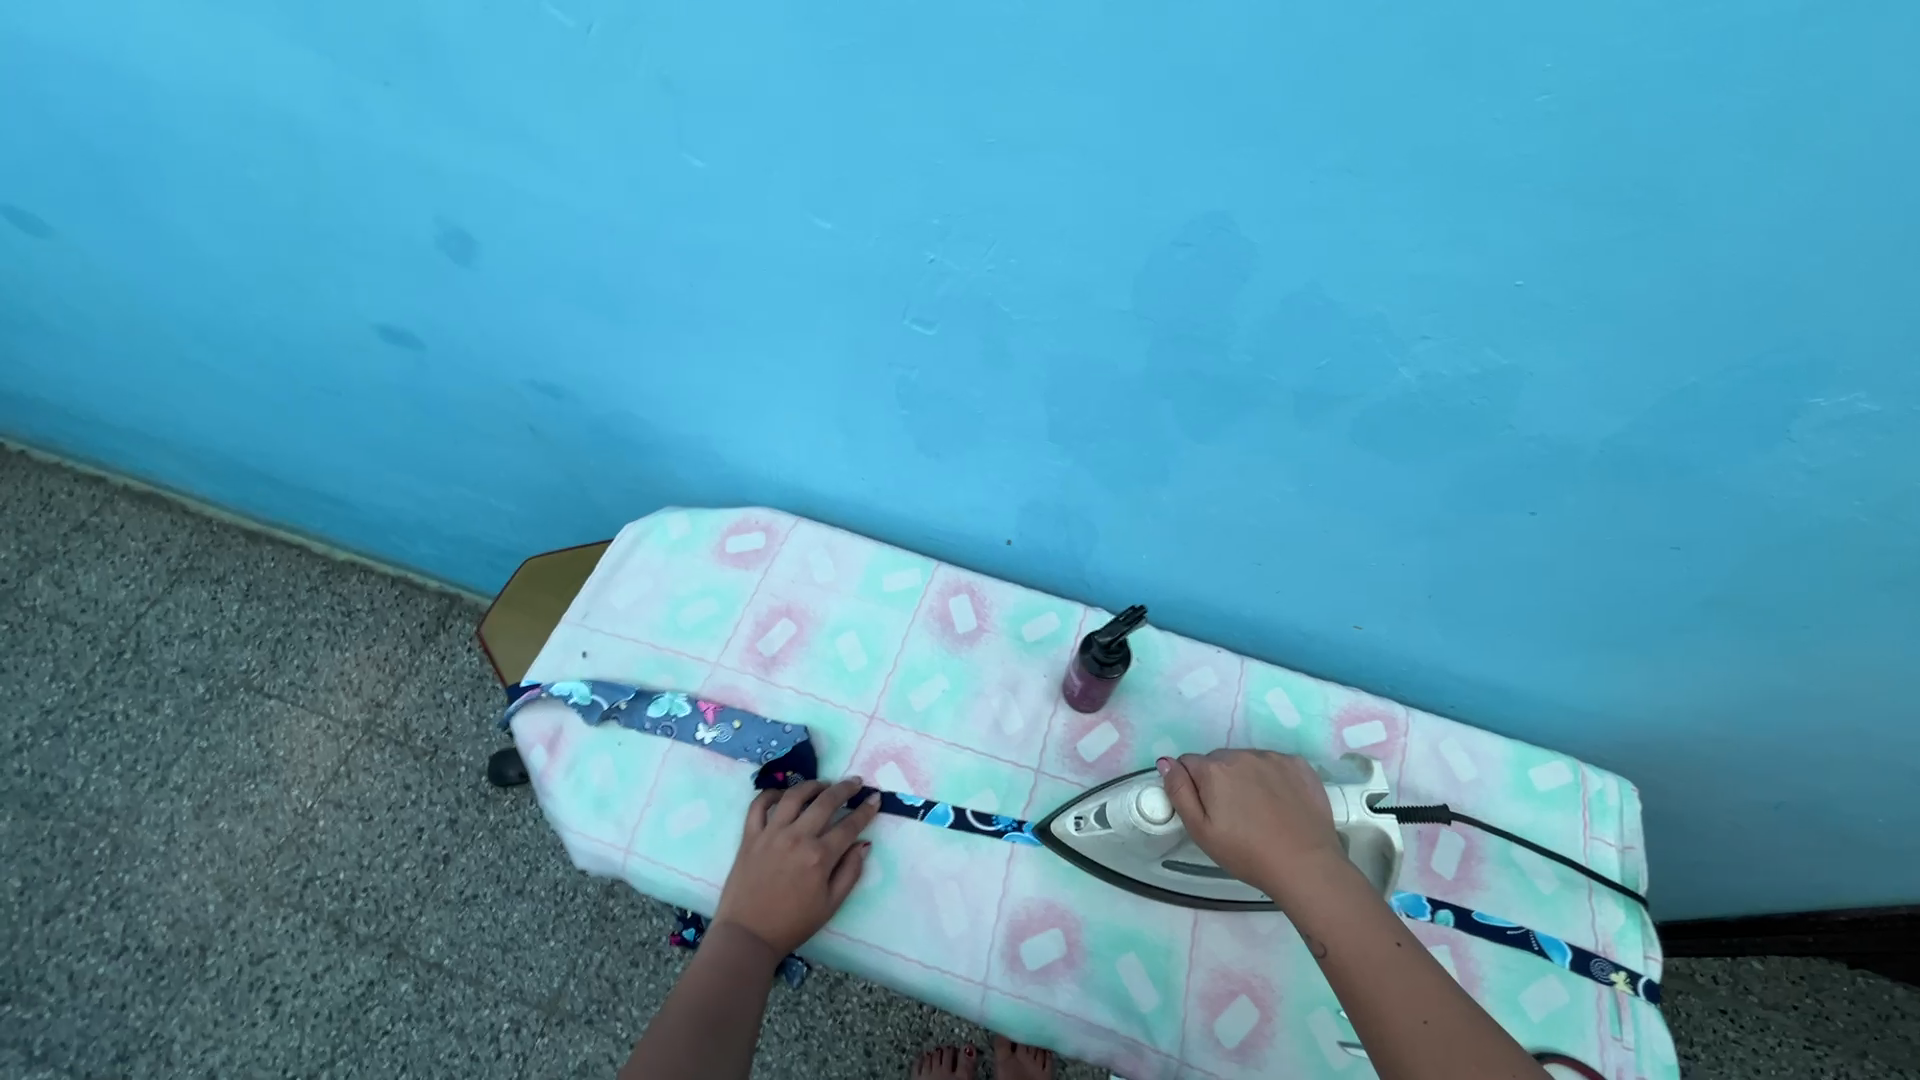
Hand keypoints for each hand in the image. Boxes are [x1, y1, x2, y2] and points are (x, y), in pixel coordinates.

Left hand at [713, 777, 880, 956]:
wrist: (748, 936)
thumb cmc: (793, 923)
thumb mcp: (831, 904)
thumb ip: (850, 872)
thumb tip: (864, 844)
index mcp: (820, 857)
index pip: (849, 825)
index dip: (865, 810)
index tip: (875, 799)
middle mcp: (797, 838)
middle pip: (825, 802)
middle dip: (845, 789)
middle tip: (855, 783)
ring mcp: (771, 834)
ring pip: (794, 796)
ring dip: (812, 785)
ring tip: (823, 785)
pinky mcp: (750, 836)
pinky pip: (759, 805)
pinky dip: (771, 793)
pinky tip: (784, 793)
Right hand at [1158, 750, 1344, 903]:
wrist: (1306, 866)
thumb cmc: (1246, 853)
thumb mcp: (1200, 831)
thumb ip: (1179, 792)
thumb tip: (1166, 763)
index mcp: (1214, 769)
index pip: (1188, 763)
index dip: (1193, 786)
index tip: (1207, 810)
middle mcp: (1241, 754)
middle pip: (1218, 760)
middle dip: (1218, 779)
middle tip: (1233, 814)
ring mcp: (1273, 758)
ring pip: (1246, 761)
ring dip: (1245, 776)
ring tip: (1258, 810)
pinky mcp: (1299, 765)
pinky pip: (1274, 764)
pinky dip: (1272, 777)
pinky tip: (1280, 802)